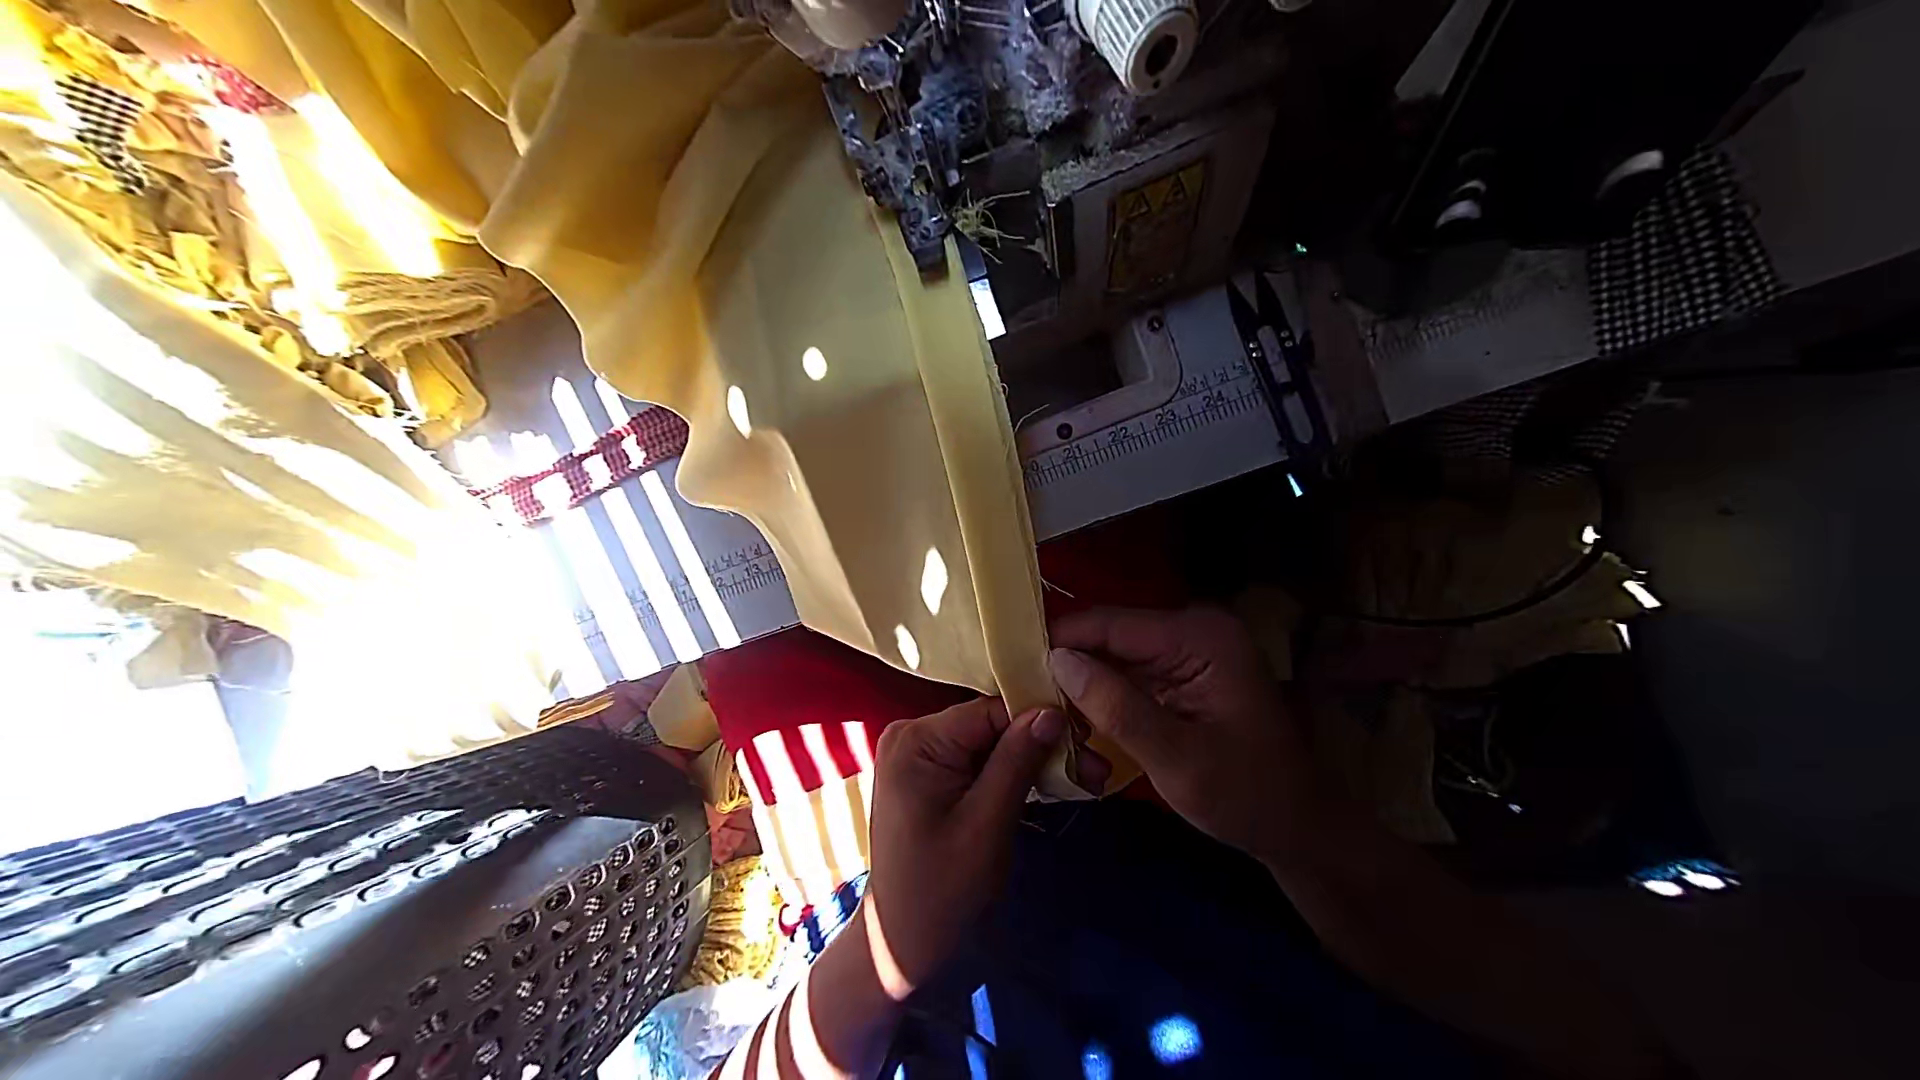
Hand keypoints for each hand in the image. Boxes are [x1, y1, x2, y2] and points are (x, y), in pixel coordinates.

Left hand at [864, 699, 1065, 994]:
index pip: (990, 711)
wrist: (900, 941)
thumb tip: (1052, 711)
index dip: (1040, 721)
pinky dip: (1011, 772)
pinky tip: (1048, 784)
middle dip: (1041, 744)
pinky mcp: (929, 772)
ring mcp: (918, 753)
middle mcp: (912, 735)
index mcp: (916, 741)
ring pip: (989, 741)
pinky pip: (978, 758)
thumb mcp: (985, 826)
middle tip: (1094, 769)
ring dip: (1032, 759)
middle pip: (991, 724)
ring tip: (1084, 777)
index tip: (1086, 740)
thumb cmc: (940, 890)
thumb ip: (1017, 762)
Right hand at [1048, 606, 1329, 861]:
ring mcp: (1185, 651)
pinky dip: (1100, 701)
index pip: (1110, 624)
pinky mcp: (1178, 674)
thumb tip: (1056, 660)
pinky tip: (1080, 730)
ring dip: (1081, 691)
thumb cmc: (1248, 796)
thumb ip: (1115, 706)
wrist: (1299, 827)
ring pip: (1109, 658)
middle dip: (1068, 670)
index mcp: (1200, 636)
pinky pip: (1124, 677)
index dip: (1059, 640)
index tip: (1010, 664)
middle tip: (1026, 704)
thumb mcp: (1177, 758)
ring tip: (1050, 723)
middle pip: (1106, 639)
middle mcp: (1191, 630)